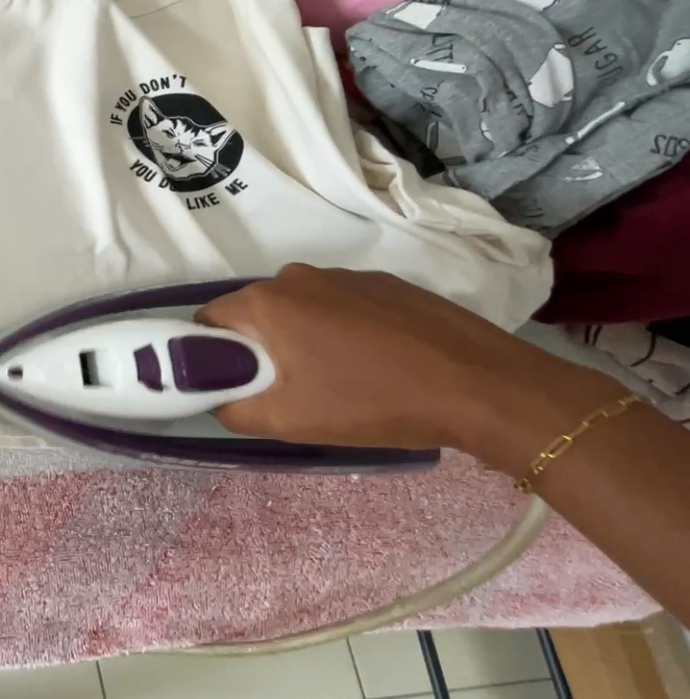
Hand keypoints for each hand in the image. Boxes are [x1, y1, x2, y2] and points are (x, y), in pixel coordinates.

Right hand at [196, 264, 607, 453]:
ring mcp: (345, 276)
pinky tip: (377, 360)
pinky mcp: (387, 283)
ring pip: (300, 306)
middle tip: (287, 385)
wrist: (490, 390)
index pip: (209, 319)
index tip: (233, 379)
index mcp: (264, 304)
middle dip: (260, 344)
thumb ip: (233, 410)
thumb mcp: (289, 422)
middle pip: (254, 311)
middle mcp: (295, 278)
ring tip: (338, 374)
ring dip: (303, 334)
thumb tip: (216, 399)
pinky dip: (345, 327)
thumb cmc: (376, 402)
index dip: (210, 350)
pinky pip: (343, 303)